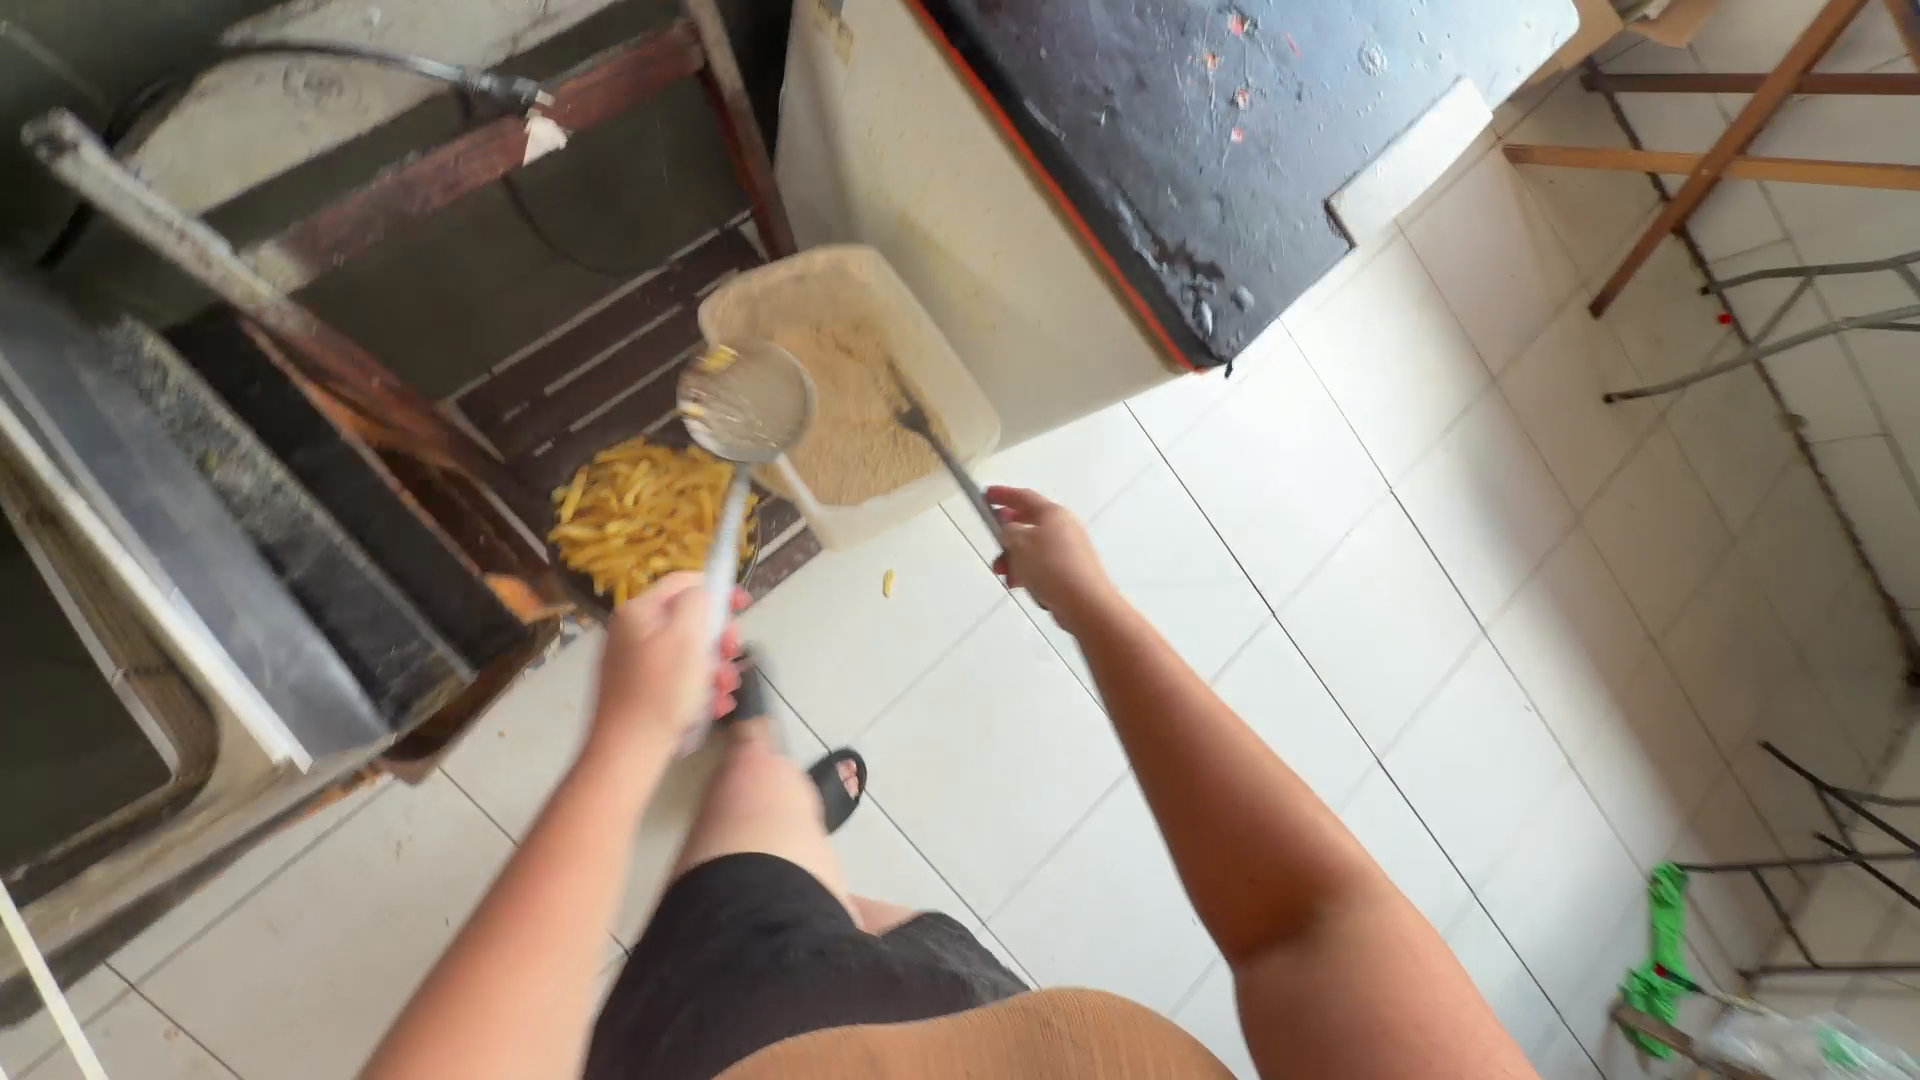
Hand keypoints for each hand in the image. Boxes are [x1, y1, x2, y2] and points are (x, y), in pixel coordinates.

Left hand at [589, 572, 744, 756]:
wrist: (628, 751)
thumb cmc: (662, 690)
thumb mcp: (687, 635)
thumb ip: (698, 600)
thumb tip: (703, 591)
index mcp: (638, 611)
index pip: (684, 582)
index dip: (718, 588)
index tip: (744, 604)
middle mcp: (632, 630)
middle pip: (689, 618)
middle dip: (718, 636)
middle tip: (733, 653)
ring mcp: (634, 660)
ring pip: (688, 650)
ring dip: (715, 665)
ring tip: (726, 689)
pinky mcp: (640, 687)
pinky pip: (679, 675)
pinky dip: (700, 685)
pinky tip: (715, 704)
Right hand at [987, 486, 1117, 635]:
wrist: (1085, 603)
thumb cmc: (1050, 567)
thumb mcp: (1020, 543)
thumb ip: (1008, 531)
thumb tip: (1009, 531)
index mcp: (1052, 513)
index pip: (1024, 497)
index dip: (1003, 495)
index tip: (986, 495)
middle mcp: (1064, 526)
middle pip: (1028, 523)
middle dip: (1007, 535)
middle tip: (994, 540)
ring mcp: (1069, 549)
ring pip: (1033, 548)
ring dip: (1014, 558)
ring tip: (1004, 573)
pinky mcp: (1071, 570)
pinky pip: (1042, 565)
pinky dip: (1028, 571)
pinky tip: (1020, 585)